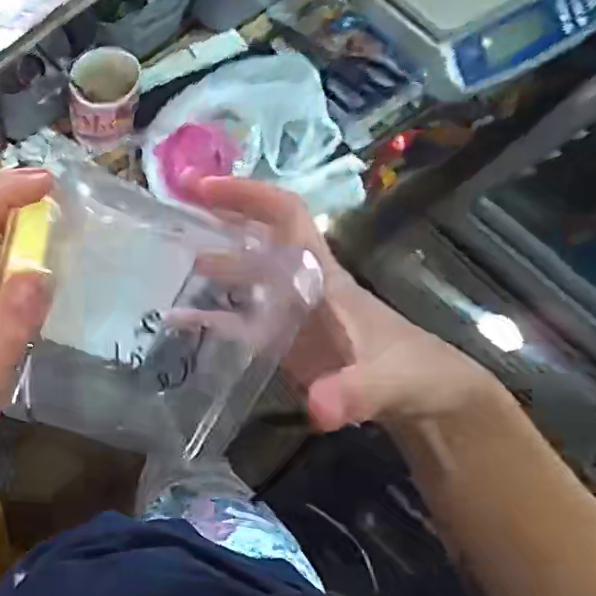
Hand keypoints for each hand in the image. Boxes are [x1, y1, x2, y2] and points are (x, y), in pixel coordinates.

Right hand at [194, 176, 503, 429]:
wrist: (430, 402)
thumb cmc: (415, 374)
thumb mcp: (388, 381)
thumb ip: (355, 391)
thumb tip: (317, 408)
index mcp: (323, 277)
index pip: (286, 218)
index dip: (248, 195)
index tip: (205, 186)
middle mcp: (301, 286)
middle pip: (257, 238)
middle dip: (218, 216)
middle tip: (171, 207)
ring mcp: (290, 314)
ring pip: (245, 275)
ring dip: (211, 262)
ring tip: (166, 257)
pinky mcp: (283, 344)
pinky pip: (238, 321)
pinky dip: (209, 317)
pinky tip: (178, 320)